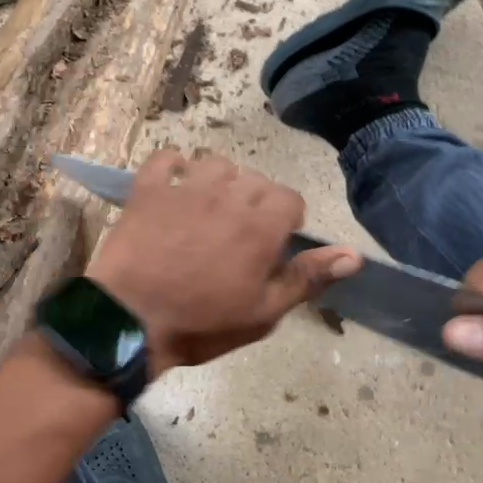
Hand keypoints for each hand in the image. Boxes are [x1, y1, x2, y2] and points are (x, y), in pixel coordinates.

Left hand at [85, 150, 359, 377]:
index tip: (273, 240)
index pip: (290, 198)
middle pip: (254, 179)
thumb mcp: (262, 313)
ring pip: (214, 163)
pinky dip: (172, 164)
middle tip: (238, 231)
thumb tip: (352, 254)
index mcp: (260, 227)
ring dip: (218, 180)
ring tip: (209, 208)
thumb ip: (306, 278)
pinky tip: (174, 183)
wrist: (130, 321)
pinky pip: (164, 159)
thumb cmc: (200, 324)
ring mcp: (183, 190)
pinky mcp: (146, 191)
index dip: (286, 218)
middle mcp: (226, 198)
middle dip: (254, 201)